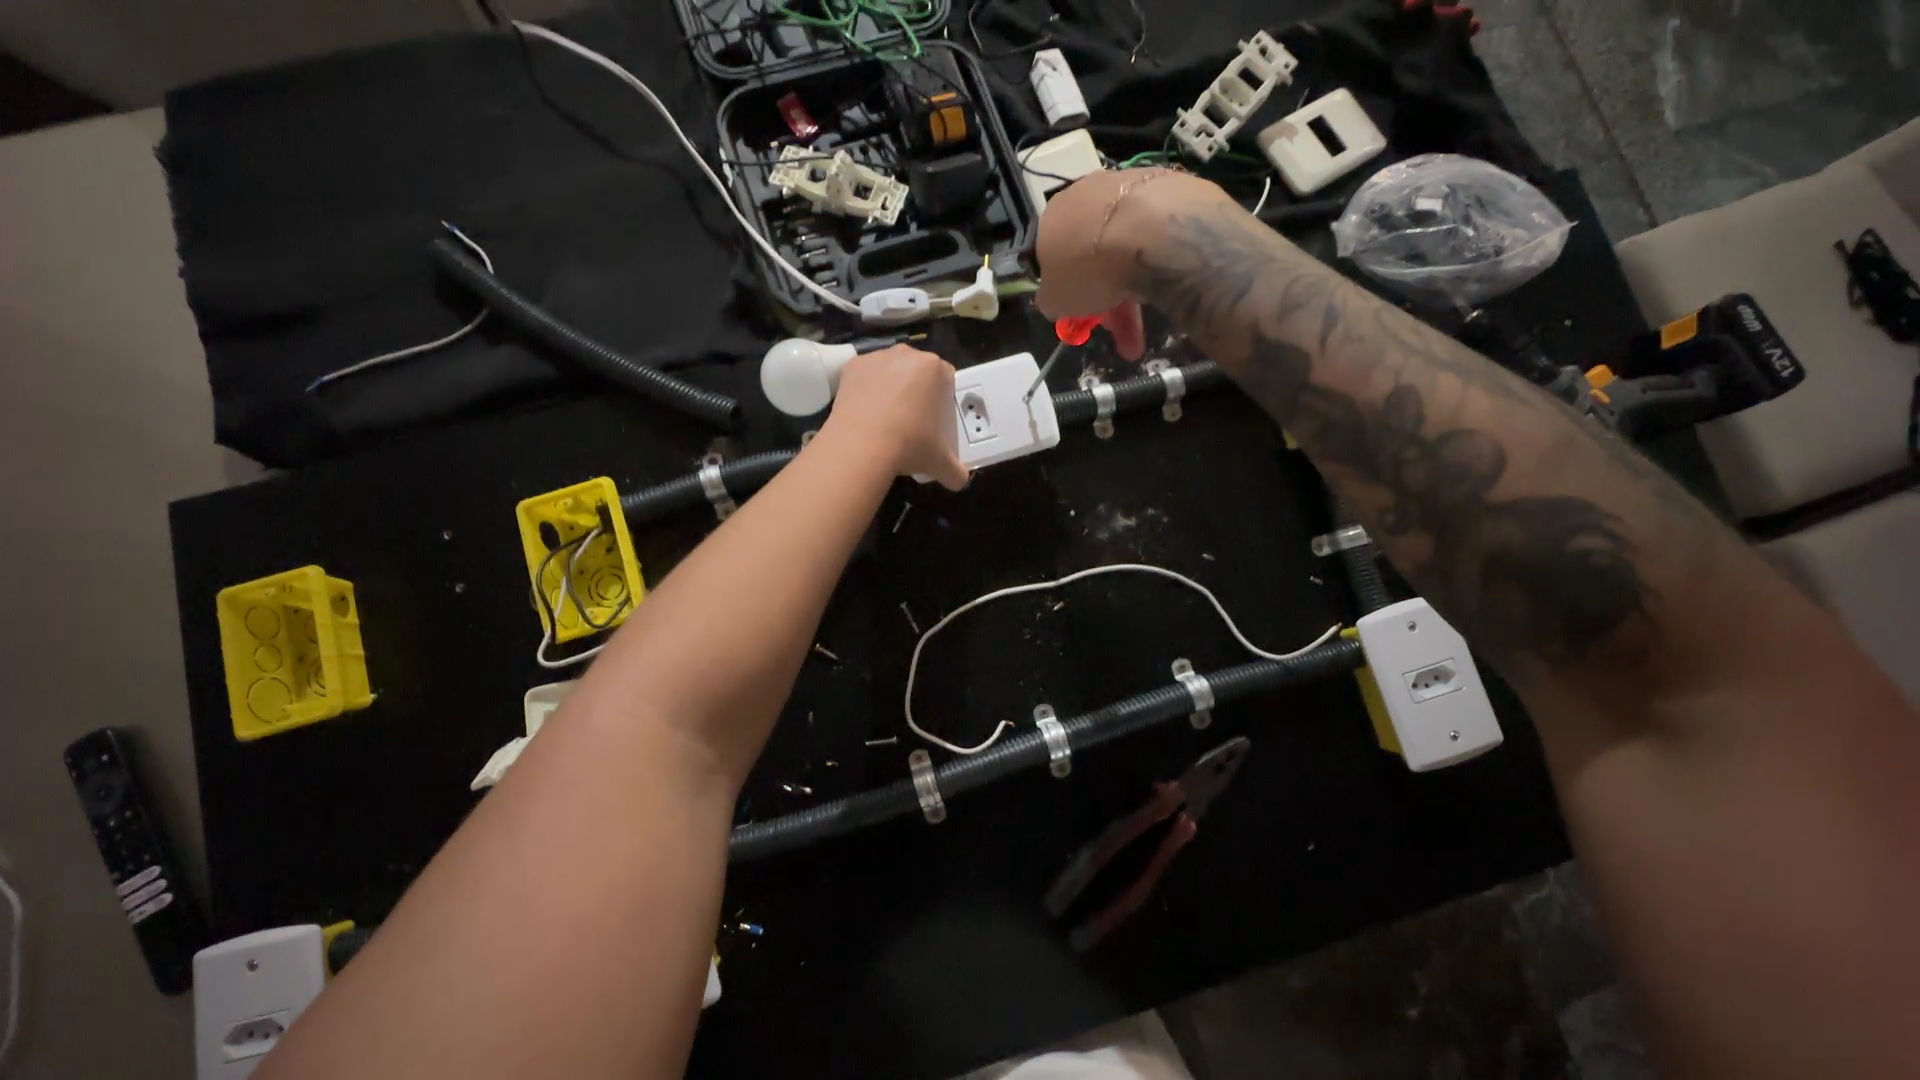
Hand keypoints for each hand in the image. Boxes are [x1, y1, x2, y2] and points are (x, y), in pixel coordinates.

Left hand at [822, 345, 970, 490]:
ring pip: (890, 370)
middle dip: (917, 390)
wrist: (860, 446)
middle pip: (917, 370)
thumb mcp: (938, 460)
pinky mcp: (852, 366)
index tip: (935, 417)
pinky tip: (867, 412)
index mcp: (934, 367)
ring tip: (886, 418)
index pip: (946, 377)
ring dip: (891, 387)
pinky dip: (866, 389)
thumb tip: (961, 481)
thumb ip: (955, 470)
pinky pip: (865, 376)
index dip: (942, 398)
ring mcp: (876, 357)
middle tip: (912, 419)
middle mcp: (906, 354)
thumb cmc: (908, 445)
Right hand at [1033, 168, 1227, 360]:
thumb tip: (1054, 298)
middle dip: (1105, 292)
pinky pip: (1158, 235)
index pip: (1055, 251)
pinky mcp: (1172, 187)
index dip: (1068, 284)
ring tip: (1144, 326)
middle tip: (1117, 326)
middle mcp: (1090, 191)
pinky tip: (1166, 287)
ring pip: (1129, 245)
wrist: (1152, 233)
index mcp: (1055, 212)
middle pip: (1095, 249)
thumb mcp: (1056, 299)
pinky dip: (1159, 263)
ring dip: (1134, 288)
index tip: (1082, 309)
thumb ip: (1051, 297)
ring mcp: (1133, 185)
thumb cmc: (1091, 267)